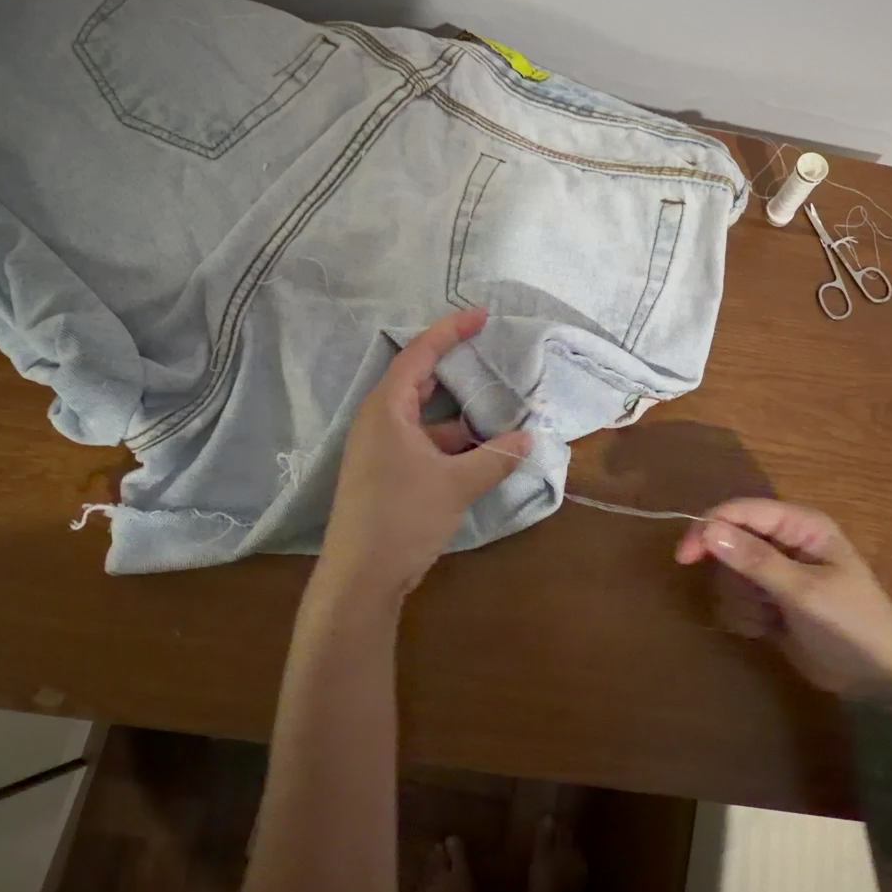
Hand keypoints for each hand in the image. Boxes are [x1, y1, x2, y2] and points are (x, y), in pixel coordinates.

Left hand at [320, 307, 528, 599]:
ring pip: (426, 419)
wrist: (361, 576)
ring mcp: (380, 450)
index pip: (419, 354)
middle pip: (420, 382)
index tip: (482, 315)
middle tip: (493, 358)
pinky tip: (482, 455)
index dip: (451, 331)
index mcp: (386, 409)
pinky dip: (451, 445)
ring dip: (460, 418)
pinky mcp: (386, 475)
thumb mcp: (456, 484)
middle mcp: (379, 422)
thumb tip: (529, 438)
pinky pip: (423, 445)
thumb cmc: (403, 517)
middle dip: (457, 372)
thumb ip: (496, 457)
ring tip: (501, 415)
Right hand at [676, 499, 891, 696]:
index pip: (743, 511)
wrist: (876, 682)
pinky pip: (739, 598)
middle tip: (747, 599)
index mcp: (803, 526)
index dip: (710, 528)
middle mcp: (788, 542)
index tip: (684, 556)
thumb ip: (754, 560)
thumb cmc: (849, 626)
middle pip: (732, 540)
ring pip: (731, 573)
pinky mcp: (772, 602)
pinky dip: (747, 615)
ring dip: (741, 599)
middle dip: (732, 573)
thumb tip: (708, 530)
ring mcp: (779, 573)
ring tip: (769, 618)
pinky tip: (770, 630)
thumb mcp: (803, 591)